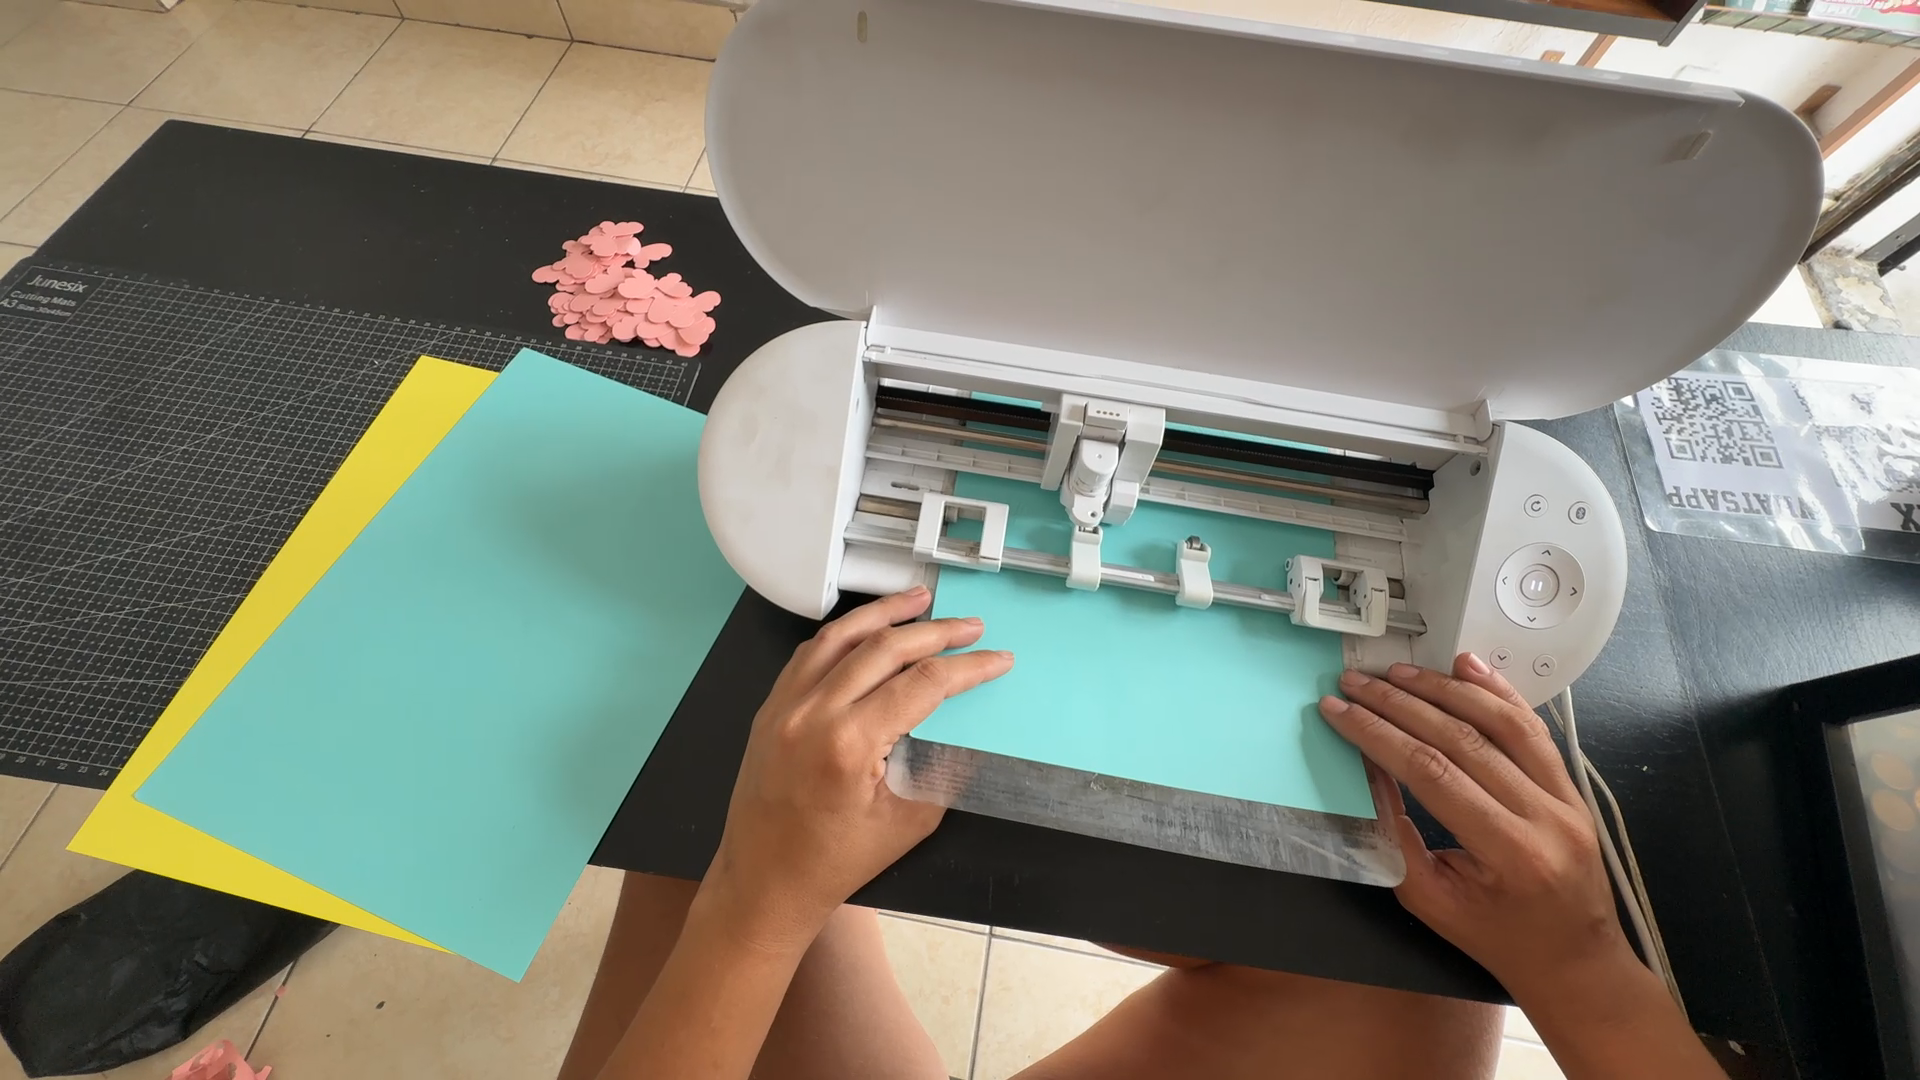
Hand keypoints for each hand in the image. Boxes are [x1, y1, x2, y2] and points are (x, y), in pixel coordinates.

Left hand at [701, 587, 1013, 948]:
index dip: (968, 668)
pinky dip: (845, 632)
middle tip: (970, 625)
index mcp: (850, 744)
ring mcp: (785, 704)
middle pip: (885, 648)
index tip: (997, 660)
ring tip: (921, 598)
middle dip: (936, 630)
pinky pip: (810, 651)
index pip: (923, 684)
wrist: (762, 884)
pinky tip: (868, 626)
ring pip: (842, 635)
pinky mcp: (771, 706)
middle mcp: (813, 712)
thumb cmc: (836, 863)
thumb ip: (941, 765)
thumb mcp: (908, 822)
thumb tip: (963, 724)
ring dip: (886, 612)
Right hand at [1318, 655, 1630, 997]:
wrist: (1576, 963)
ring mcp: (1566, 798)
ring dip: (1443, 689)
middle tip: (1355, 681)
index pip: (1430, 771)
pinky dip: (1498, 692)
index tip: (1338, 710)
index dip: (1376, 733)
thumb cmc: (1494, 936)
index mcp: (1508, 850)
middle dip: (1397, 703)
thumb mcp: (1426, 895)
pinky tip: (1467, 665)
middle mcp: (1545, 816)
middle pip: (1460, 739)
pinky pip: (1534, 729)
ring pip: (1502, 723)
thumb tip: (1366, 764)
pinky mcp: (1572, 788)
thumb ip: (1392, 830)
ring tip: (1397, 671)